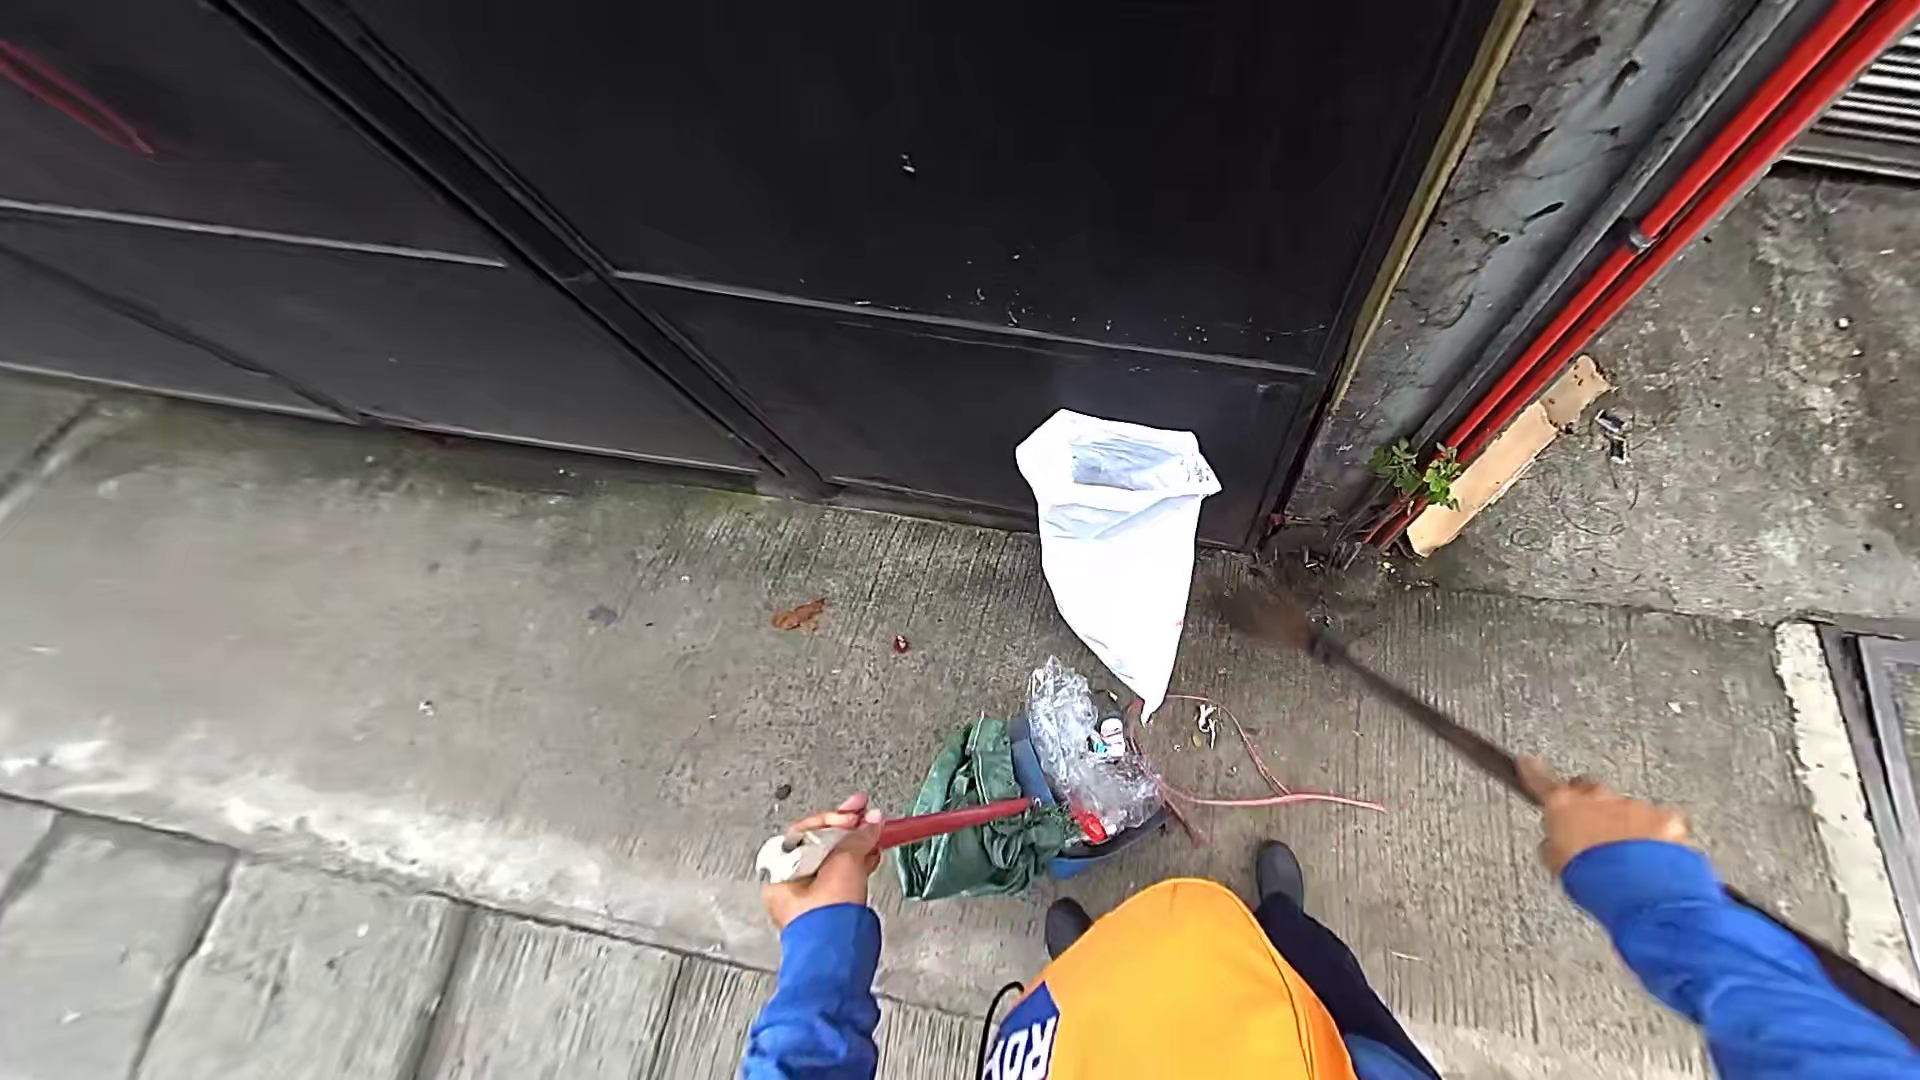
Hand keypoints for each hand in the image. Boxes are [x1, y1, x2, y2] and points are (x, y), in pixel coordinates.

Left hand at [762, 792, 885, 929]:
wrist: (838, 960)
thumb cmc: (827, 920)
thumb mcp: (845, 863)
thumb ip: (859, 836)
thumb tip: (870, 822)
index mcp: (780, 871)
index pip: (806, 830)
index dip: (832, 818)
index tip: (853, 813)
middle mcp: (791, 884)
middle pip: (821, 842)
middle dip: (848, 827)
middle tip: (864, 812)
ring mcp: (811, 896)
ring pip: (834, 857)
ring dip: (856, 841)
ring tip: (874, 829)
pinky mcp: (830, 906)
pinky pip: (843, 874)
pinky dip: (858, 860)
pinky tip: (872, 851)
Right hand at [1517, 756, 1689, 873]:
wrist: (1642, 892)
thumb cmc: (1592, 876)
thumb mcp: (1556, 860)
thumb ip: (1554, 840)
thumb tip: (1556, 841)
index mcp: (1561, 803)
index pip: (1538, 779)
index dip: (1531, 769)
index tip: (1527, 761)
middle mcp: (1594, 798)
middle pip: (1589, 789)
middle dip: (1592, 802)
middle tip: (1595, 825)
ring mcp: (1632, 806)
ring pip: (1627, 807)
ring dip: (1627, 823)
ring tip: (1632, 853)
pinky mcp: (1667, 820)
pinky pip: (1663, 822)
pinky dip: (1660, 835)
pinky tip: (1658, 855)